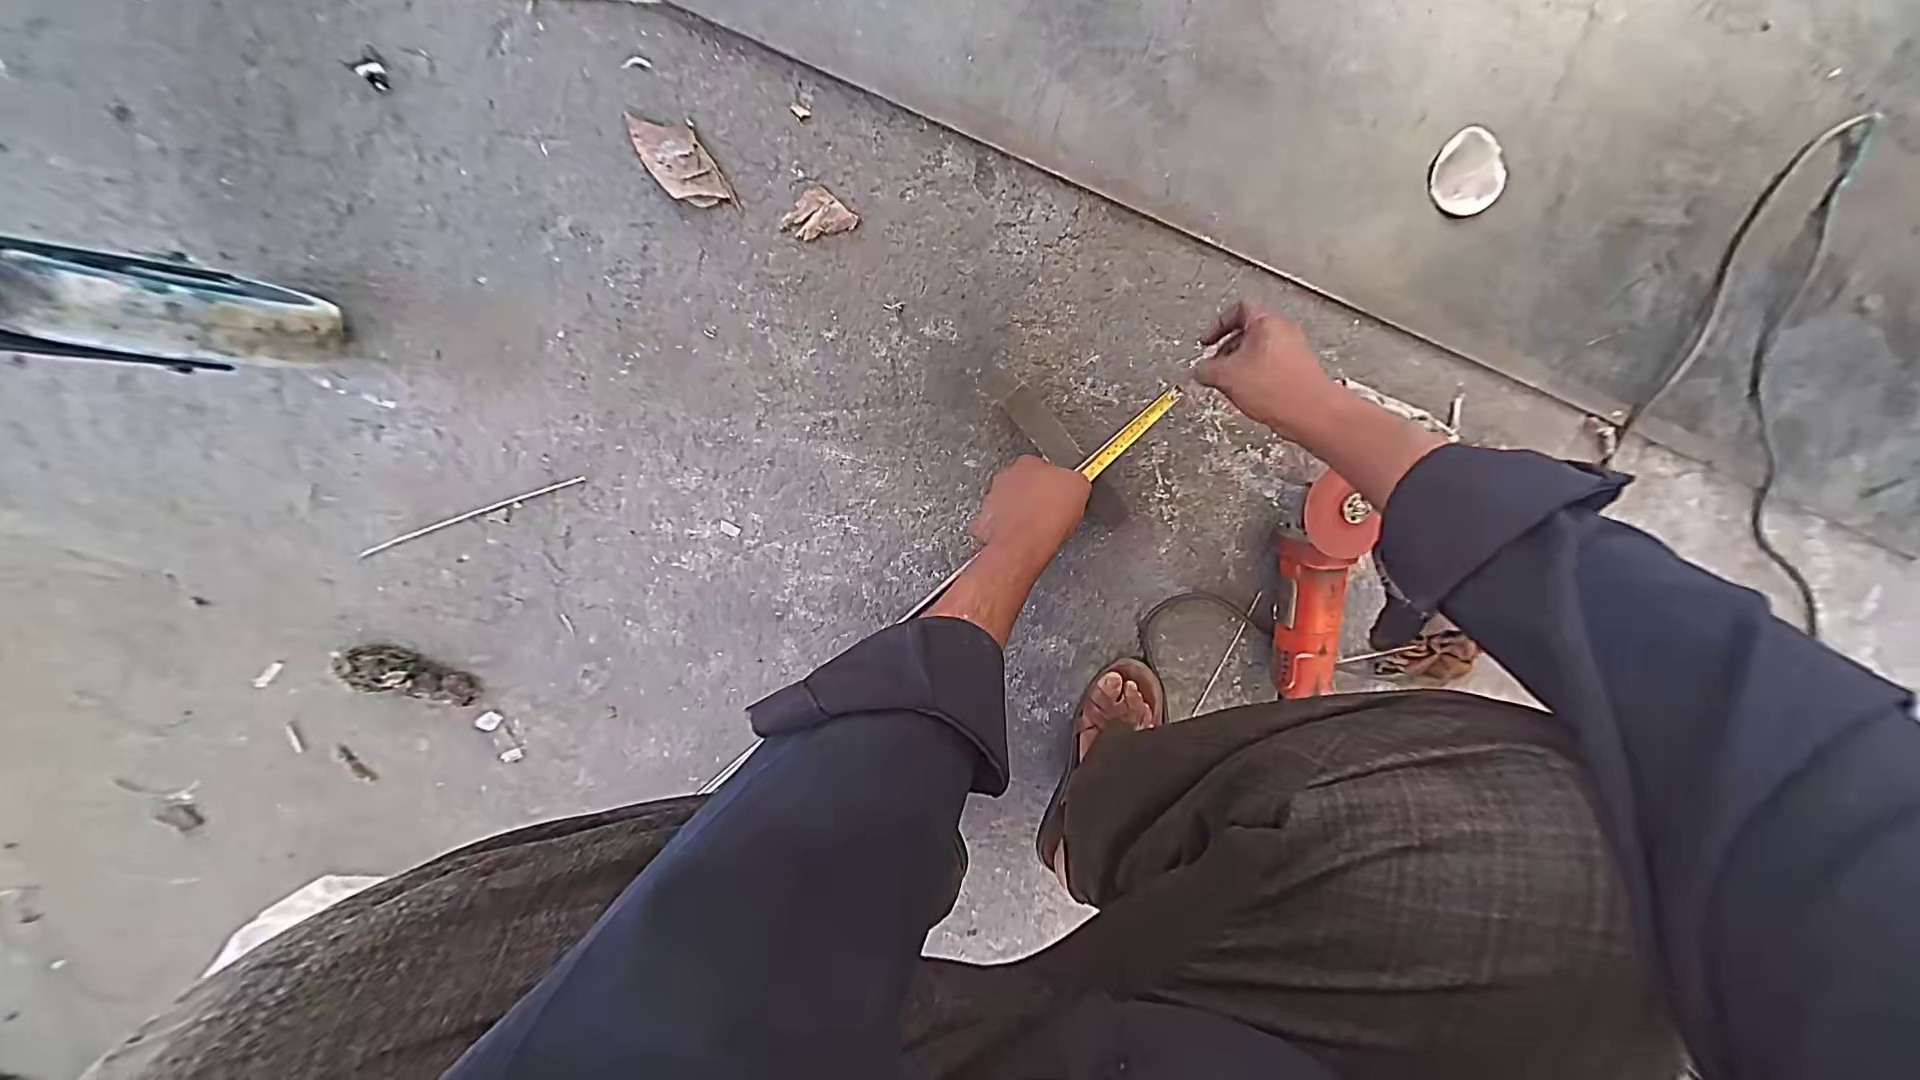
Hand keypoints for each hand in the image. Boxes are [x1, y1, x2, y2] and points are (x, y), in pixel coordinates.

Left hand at [969, 456, 1090, 563]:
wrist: (1025, 542)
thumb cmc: (1048, 515)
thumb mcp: (1079, 489)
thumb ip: (1074, 481)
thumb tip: (1076, 483)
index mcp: (1028, 463)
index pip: (1042, 467)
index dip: (1052, 483)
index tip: (1058, 496)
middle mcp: (1005, 477)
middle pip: (1021, 483)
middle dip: (1032, 496)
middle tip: (1046, 512)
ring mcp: (992, 498)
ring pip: (1007, 502)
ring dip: (1017, 512)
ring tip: (1032, 527)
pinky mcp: (983, 521)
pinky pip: (995, 523)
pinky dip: (1005, 529)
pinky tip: (1018, 537)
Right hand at [1194, 300, 1341, 440]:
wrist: (1309, 411)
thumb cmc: (1276, 388)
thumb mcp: (1225, 377)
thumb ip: (1205, 370)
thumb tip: (1200, 370)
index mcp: (1266, 322)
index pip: (1238, 309)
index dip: (1217, 325)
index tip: (1207, 340)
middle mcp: (1283, 330)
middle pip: (1248, 330)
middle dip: (1226, 348)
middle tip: (1214, 364)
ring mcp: (1293, 348)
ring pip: (1259, 349)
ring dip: (1239, 363)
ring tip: (1229, 381)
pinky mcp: (1298, 367)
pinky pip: (1270, 364)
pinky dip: (1254, 374)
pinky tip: (1248, 391)